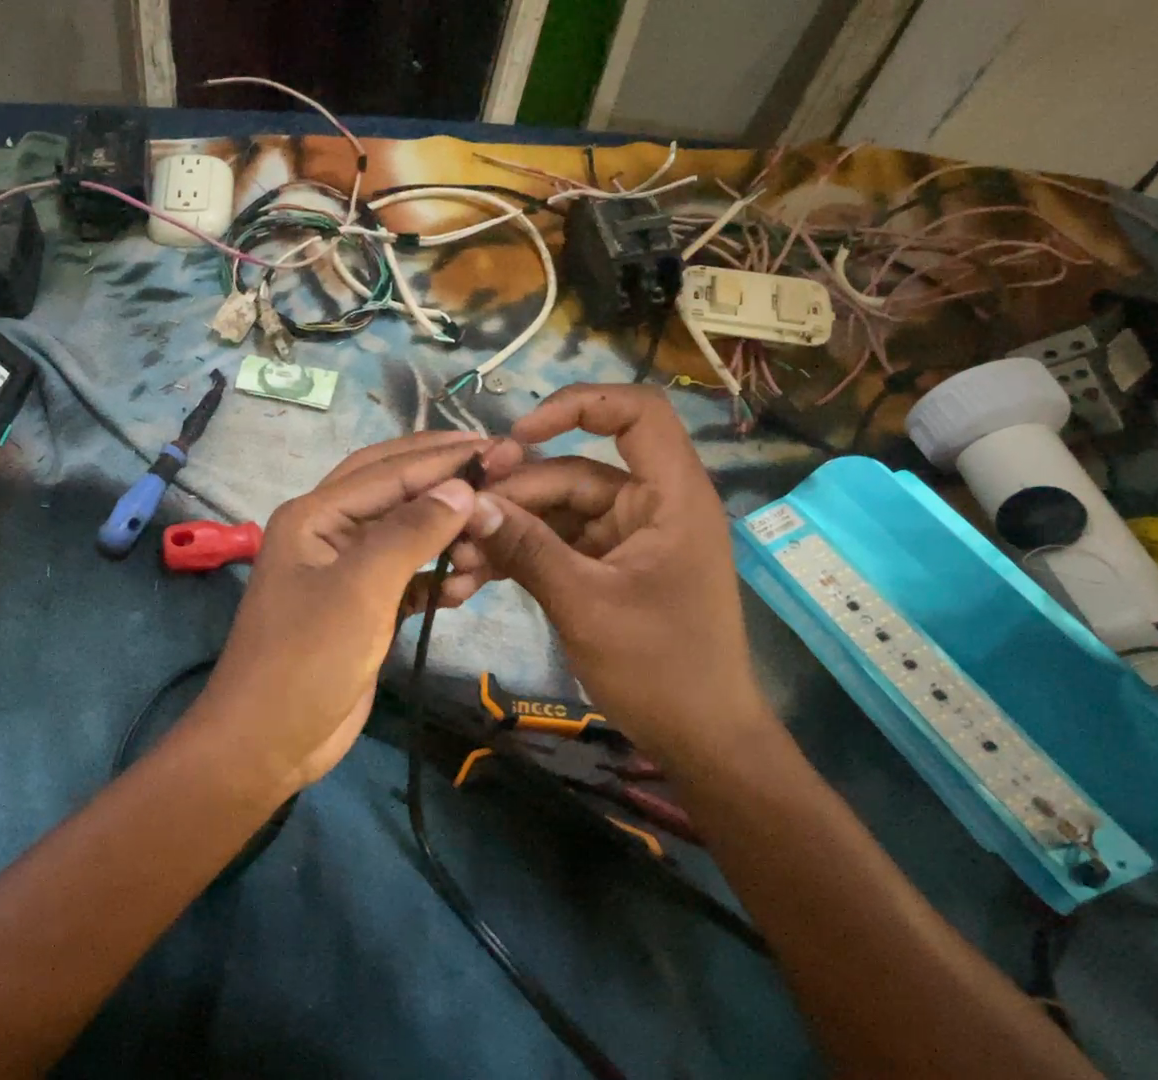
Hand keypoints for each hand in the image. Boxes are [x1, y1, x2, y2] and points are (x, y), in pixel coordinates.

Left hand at [186, 432, 506, 797]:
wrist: (269, 742)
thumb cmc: (307, 659)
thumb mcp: (360, 588)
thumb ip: (411, 531)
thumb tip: (462, 488)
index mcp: (314, 515)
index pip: (387, 470)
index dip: (445, 458)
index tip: (503, 449)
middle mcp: (328, 534)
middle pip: (395, 490)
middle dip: (445, 482)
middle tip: (504, 473)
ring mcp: (345, 574)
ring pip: (405, 536)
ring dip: (446, 535)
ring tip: (489, 545)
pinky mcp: (363, 611)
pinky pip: (408, 578)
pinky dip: (438, 578)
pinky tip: (468, 585)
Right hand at [451, 384, 777, 765]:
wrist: (699, 739)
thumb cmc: (660, 668)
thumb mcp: (585, 604)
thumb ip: (527, 549)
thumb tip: (469, 504)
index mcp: (671, 497)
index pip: (636, 414)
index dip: (577, 406)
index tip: (518, 435)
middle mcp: (650, 506)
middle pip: (573, 472)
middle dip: (515, 495)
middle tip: (459, 522)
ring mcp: (626, 539)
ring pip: (556, 512)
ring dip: (508, 531)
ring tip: (460, 561)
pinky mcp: (606, 570)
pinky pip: (556, 546)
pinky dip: (521, 556)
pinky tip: (476, 578)